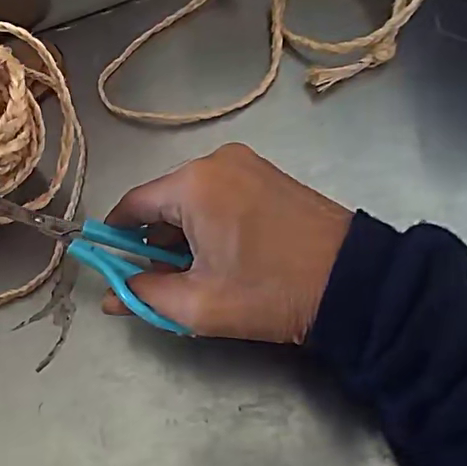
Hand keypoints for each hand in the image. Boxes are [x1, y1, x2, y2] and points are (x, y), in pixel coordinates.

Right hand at [102, 144, 351, 342]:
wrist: (355, 283)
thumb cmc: (270, 293)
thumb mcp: (198, 304)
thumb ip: (144, 295)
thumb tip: (111, 296)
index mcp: (193, 183)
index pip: (132, 205)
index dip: (116, 239)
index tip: (112, 267)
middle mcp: (216, 161)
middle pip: (163, 202)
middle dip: (154, 243)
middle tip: (163, 283)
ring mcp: (247, 164)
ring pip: (192, 200)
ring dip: (183, 236)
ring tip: (199, 275)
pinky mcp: (268, 174)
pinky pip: (220, 195)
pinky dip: (209, 224)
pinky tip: (224, 257)